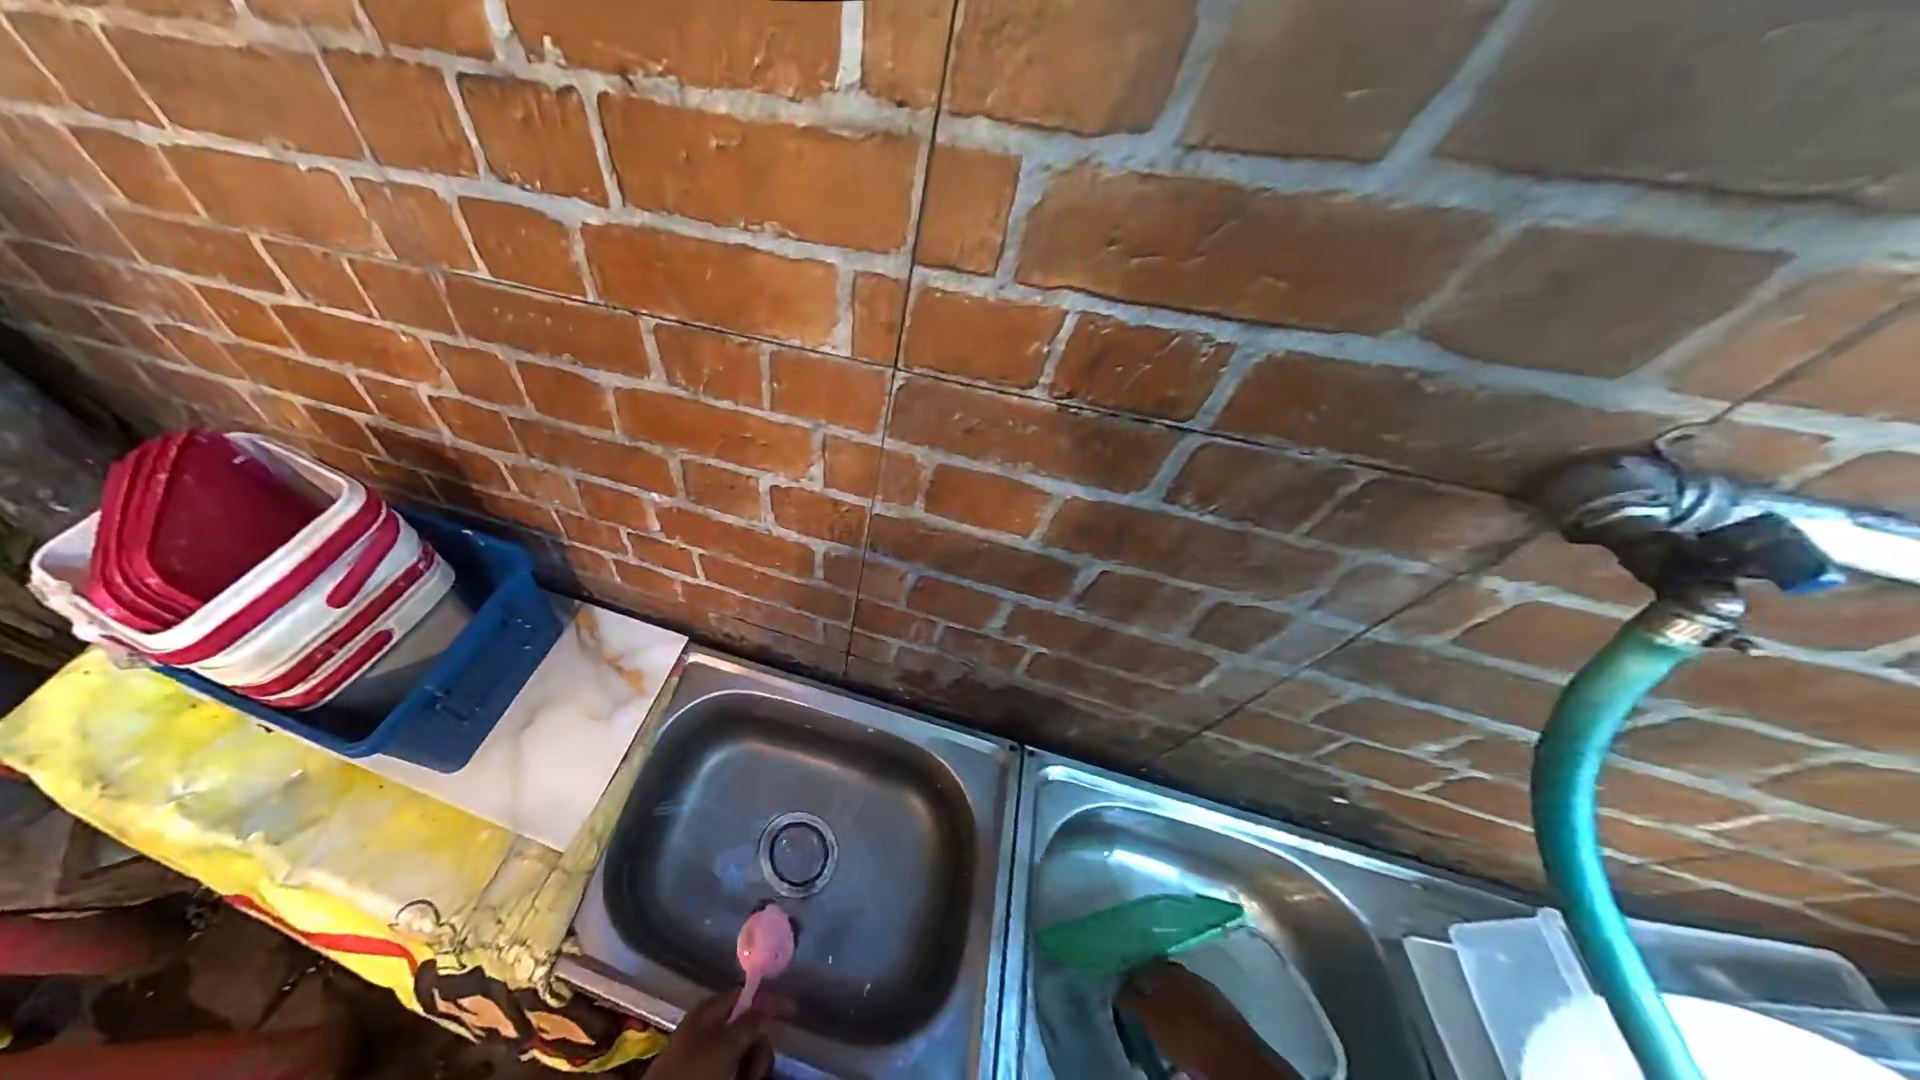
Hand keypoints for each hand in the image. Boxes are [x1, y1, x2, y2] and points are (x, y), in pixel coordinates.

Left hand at [644, 989, 791, 1079]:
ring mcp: (708, 1055)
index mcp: (708, 1012)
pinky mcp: (709, 1075)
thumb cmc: (692, 1073)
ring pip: (745, 1051)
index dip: (769, 1001)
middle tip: (758, 1068)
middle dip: (759, 1045)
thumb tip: (769, 1006)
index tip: (793, 1012)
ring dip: (753, 1064)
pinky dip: (745, 1074)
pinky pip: (736, 1068)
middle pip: (748, 1026)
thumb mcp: (725, 1045)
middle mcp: (709, 1029)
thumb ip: (750, 1022)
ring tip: (749, 1079)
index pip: (745, 995)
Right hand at [1116, 961, 1304, 1079]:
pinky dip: (1184, 1038)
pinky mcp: (1223, 1022)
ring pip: (1180, 1007)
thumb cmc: (1187, 1034)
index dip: (1130, 983)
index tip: (1120, 1000)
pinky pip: (1194, 1026)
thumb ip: (1132, 1001)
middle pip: (1163, 987)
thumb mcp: (1149, 1017)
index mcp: (1170, 972)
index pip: (1143, 968)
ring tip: (1156, 1045)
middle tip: (1137, 1021)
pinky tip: (1177, 1057)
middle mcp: (1189, 979)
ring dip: (1167, 1022)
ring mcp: (1209, 999)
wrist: (1237, 1062)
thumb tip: (1120, 993)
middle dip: (1150, 1002)